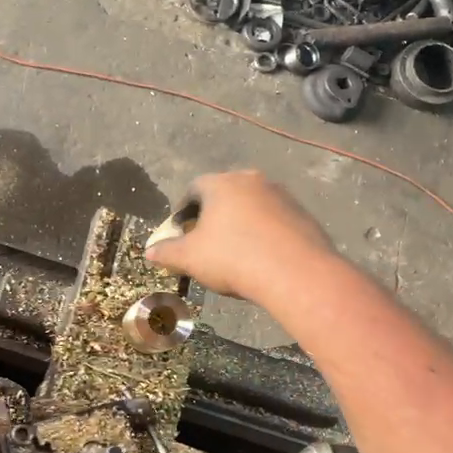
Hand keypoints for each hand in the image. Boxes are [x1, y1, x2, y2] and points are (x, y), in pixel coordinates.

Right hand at [144, 170, 336, 302]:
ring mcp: (281, 195)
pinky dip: (263, 232)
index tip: (180, 231)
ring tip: (234, 250)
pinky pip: (273, 219)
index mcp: (221, 184)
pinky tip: (260, 256)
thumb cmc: (232, 258)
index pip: (193, 188)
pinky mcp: (302, 213)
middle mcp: (252, 180)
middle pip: (224, 194)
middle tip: (205, 240)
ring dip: (239, 222)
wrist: (294, 272)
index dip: (183, 210)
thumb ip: (166, 252)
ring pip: (251, 205)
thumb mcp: (189, 258)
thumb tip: (149, 251)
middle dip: (212, 214)